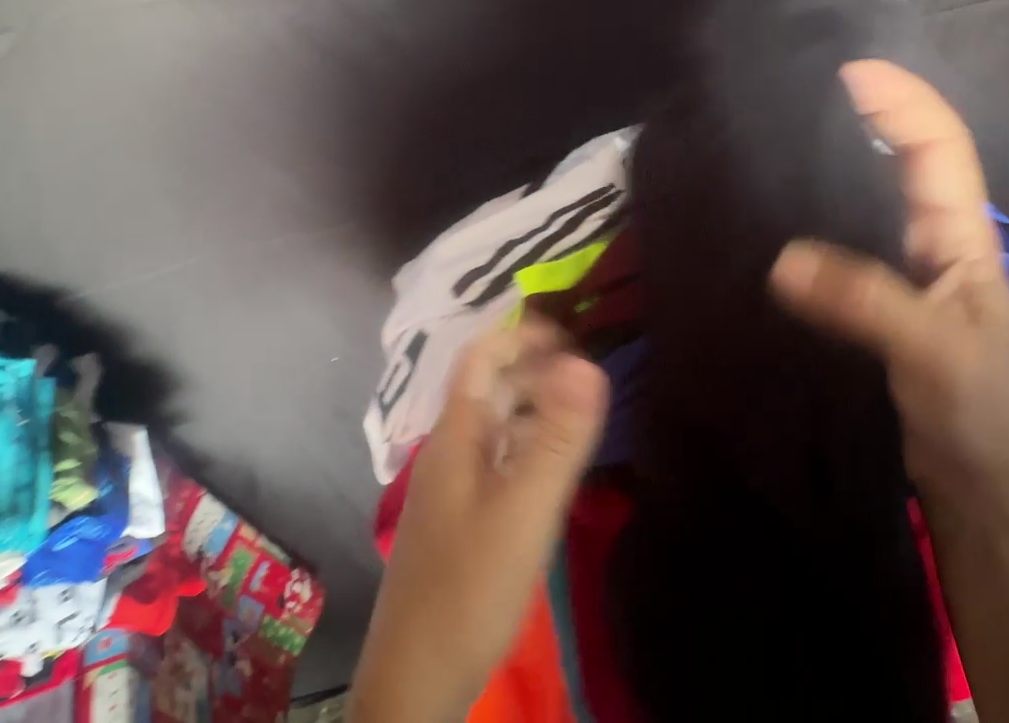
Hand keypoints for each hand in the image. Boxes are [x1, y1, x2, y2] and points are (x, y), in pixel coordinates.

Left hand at [350, 320, 608, 721]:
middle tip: (591, 371)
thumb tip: (584, 360)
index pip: (481, 358)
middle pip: (489, 387)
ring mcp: (453, 486)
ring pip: (495, 425)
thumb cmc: (470, 586)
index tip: (575, 334)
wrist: (417, 675)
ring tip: (583, 409)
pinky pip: (498, 461)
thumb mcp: (524, 509)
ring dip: (533, 406)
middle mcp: (449, 450)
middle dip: (535, 367)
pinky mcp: (463, 518)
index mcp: (456, 436)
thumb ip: (555, 438)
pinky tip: (554, 465)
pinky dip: (527, 446)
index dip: (522, 335)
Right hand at [767, 59, 1008, 512]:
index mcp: (960, 239)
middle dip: (853, 121)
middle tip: (783, 100)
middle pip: (892, 165)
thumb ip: (868, 302)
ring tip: (757, 149)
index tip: (846, 67)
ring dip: (818, 175)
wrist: (977, 495)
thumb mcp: (936, 352)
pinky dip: (798, 228)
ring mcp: (892, 281)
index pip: (938, 147)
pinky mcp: (861, 314)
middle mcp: (925, 247)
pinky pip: (828, 255)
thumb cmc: (979, 417)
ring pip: (856, 209)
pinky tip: (757, 229)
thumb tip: (782, 260)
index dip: (902, 100)